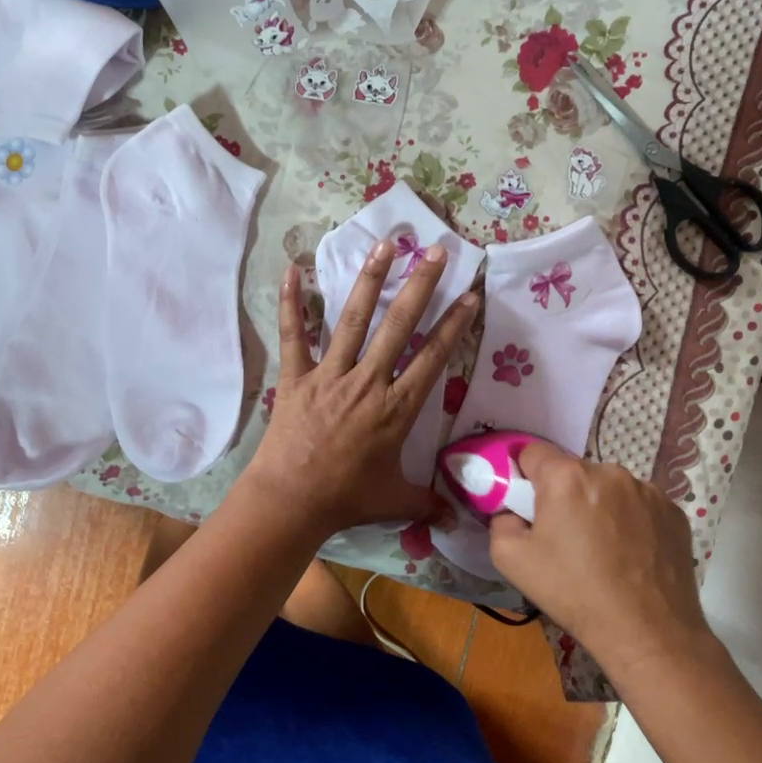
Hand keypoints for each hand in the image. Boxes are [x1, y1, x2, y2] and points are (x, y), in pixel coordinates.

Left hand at [240, 239, 477, 537]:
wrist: (292, 500)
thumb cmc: (346, 499)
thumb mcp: (395, 501)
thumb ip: (428, 502)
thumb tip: (455, 516)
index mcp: (397, 408)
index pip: (433, 357)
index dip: (454, 325)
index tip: (470, 295)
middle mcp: (367, 381)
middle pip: (399, 325)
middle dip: (420, 285)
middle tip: (435, 251)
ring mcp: (329, 374)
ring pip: (353, 319)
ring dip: (370, 280)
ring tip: (385, 245)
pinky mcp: (296, 376)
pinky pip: (293, 334)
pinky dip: (291, 302)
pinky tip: (293, 270)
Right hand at [489, 443, 712, 676]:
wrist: (648, 633)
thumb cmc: (573, 592)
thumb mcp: (509, 559)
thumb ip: (500, 520)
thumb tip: (513, 511)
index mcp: (566, 477)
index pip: (532, 452)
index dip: (524, 476)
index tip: (527, 507)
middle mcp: (609, 472)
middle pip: (572, 471)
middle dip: (563, 494)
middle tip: (564, 535)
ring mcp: (647, 491)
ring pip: (607, 487)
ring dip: (598, 505)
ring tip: (602, 548)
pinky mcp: (673, 512)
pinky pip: (638, 504)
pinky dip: (629, 520)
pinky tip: (630, 554)